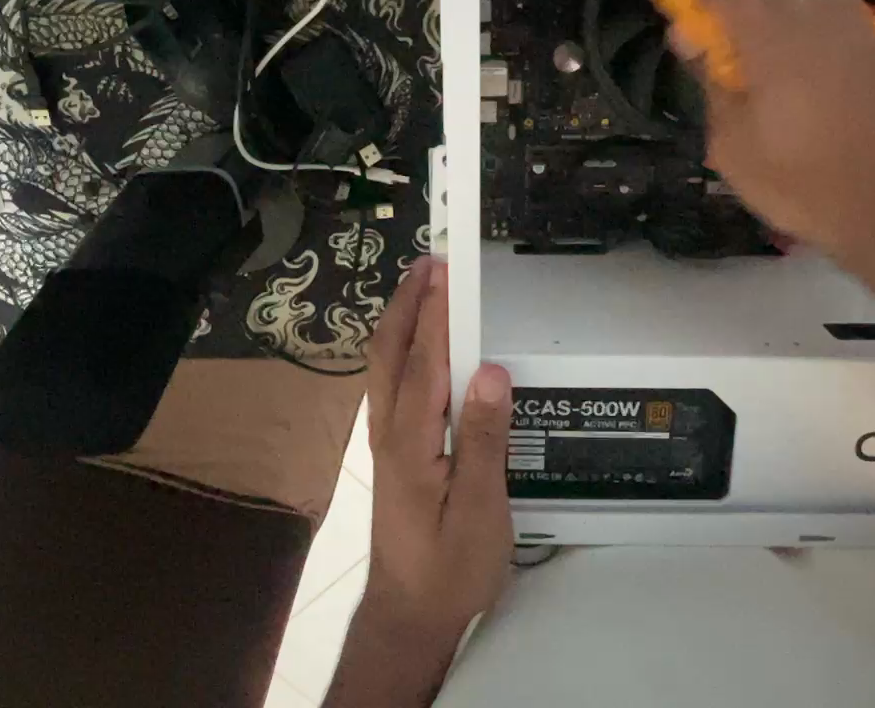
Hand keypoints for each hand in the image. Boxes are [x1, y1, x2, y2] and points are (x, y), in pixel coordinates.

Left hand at [358, 256, 512, 640]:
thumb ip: (484, 440)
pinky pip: (391, 381)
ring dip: (402, 319)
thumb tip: (490, 371)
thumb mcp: (479, 511)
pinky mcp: (392, 448)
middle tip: (431, 262)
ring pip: (385, 364)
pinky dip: (403, 346)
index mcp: (411, 441)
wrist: (409, 612)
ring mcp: (385, 438)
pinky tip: (420, 342)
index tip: (447, 268)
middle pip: (390, 351)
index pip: (425, 360)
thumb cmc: (449, 568)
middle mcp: (389, 430)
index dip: (435, 310)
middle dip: (407, 301)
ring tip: (425, 286)